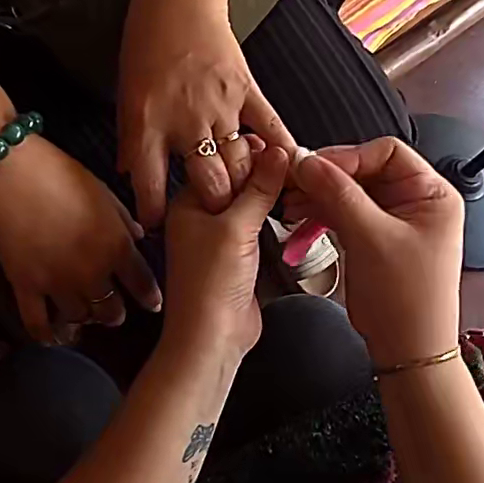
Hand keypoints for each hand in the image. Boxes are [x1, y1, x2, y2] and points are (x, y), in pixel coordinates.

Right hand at [0, 136, 162, 343]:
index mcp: (116, 246)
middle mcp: (92, 272)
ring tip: (82, 316)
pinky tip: (53, 336)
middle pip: (111, 311)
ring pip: (79, 319)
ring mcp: (57, 283)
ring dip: (84, 319)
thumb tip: (138, 236)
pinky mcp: (25, 287)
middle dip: (115, 313)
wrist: (7, 171)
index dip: (150, 298)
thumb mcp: (101, 190)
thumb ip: (122, 218)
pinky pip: (39, 324)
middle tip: (112, 309)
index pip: (142, 285)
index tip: (152, 304)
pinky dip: (48, 334)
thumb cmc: (58, 171)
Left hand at [118, 0, 294, 228]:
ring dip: (246, 187)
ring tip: (247, 200)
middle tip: (215, 215)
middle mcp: (185, 122)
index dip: (153, 213)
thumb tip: (131, 174)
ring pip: (242, 164)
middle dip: (214, 208)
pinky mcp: (247, 90)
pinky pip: (271, 127)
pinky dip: (283, 152)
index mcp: (147, 123)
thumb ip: (131, 139)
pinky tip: (290, 172)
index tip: (156, 225)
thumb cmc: (145, 44)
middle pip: (210, 184)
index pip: (150, 185)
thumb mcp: (125, 94)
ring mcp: (221, 107)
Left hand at [157, 141, 288, 361]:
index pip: (219, 161)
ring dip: (270, 192)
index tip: (279, 147)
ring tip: (296, 180)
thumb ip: (258, 189)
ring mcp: (219, 233)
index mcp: (187, 201)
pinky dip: (273, 213)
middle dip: (263, 171)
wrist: (212, 335)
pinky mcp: (237, 252)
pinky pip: (256, 222)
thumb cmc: (207, 286)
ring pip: (249, 200)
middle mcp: (201, 214)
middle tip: (293, 163)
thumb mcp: (235, 227)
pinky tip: (290, 204)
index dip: (249, 153)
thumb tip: (278, 155)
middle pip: (236, 179)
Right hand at [283, 139, 464, 361]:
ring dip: (316, 196)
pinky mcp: (370, 236)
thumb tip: (308, 162)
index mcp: (430, 194)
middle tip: (293, 184)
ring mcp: (389, 219)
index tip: (312, 168)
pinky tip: (298, 220)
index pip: (384, 153)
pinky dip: (318, 214)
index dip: (346, 158)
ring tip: (290, 204)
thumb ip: (338, 195)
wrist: (406, 347)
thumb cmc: (408, 300)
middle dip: (325, 178)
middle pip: (361, 171)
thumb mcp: (371, 238)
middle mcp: (412, 202)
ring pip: (345, 191)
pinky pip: (340, 212)